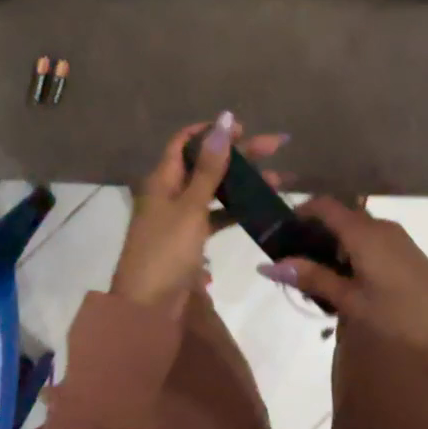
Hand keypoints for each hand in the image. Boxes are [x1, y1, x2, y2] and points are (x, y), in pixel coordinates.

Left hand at [110, 113, 286, 316]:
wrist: (147, 308)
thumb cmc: (166, 251)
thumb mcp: (191, 206)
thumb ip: (210, 166)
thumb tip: (225, 120)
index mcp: (163, 178)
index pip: (186, 141)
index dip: (213, 131)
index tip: (244, 129)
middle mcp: (170, 191)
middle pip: (206, 163)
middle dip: (240, 154)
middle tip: (276, 146)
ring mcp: (180, 216)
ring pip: (215, 189)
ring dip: (243, 183)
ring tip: (279, 179)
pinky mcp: (190, 239)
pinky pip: (216, 214)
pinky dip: (236, 209)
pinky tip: (261, 207)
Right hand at [260, 198, 427, 349]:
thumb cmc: (396, 316)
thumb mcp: (349, 300)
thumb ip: (311, 277)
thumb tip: (269, 265)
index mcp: (363, 232)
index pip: (325, 205)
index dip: (302, 212)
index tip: (283, 232)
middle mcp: (380, 226)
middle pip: (340, 216)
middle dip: (317, 234)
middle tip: (298, 263)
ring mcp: (396, 237)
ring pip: (356, 229)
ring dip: (336, 245)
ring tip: (320, 278)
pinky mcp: (406, 250)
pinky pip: (372, 239)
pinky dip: (354, 251)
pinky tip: (347, 282)